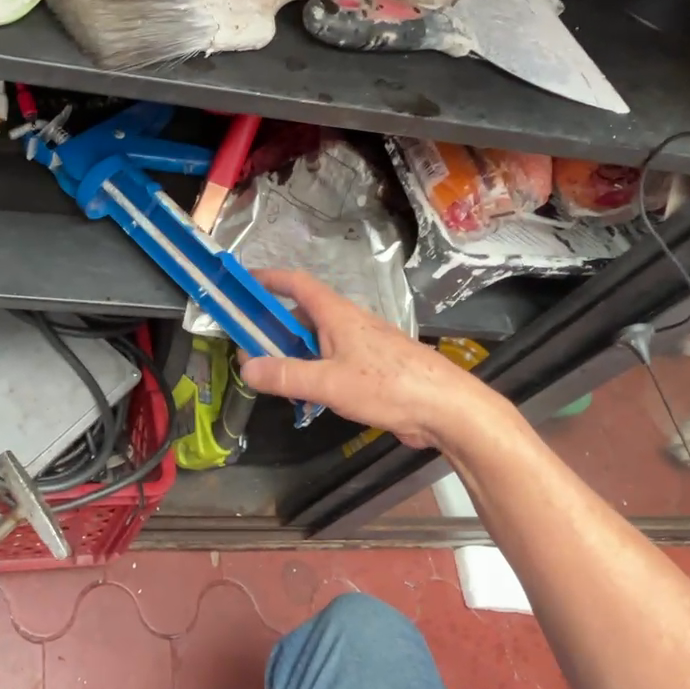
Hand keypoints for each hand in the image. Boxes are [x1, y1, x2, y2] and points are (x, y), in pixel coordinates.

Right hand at [238, 270, 505, 448]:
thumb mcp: (329, 383)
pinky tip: (309, 398)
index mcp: (337, 315)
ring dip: (294, 354)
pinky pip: (333, 362)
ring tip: (274, 379)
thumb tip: (246, 367)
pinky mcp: (374, 369)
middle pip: (304, 315)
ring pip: (318, 342)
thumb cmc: (387, 385)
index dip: (269, 279)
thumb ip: (286, 375)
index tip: (244, 284)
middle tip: (250, 349)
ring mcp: (363, 346)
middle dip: (274, 328)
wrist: (445, 408)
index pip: (297, 284)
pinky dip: (313, 372)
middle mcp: (349, 323)